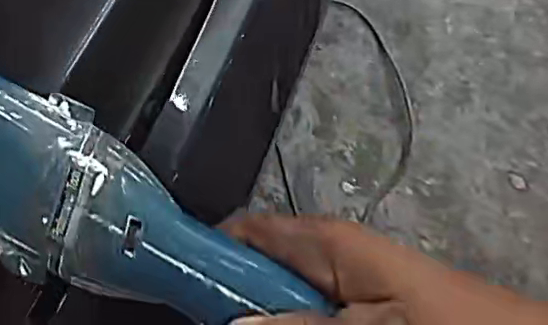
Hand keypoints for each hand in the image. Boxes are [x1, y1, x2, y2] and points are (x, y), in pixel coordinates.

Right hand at [223, 214, 547, 324]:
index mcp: (325, 243)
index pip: (245, 232)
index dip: (207, 255)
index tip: (177, 286)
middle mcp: (331, 260)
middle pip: (260, 279)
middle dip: (240, 310)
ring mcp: (352, 295)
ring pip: (288, 310)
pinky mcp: (371, 316)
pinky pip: (320, 320)